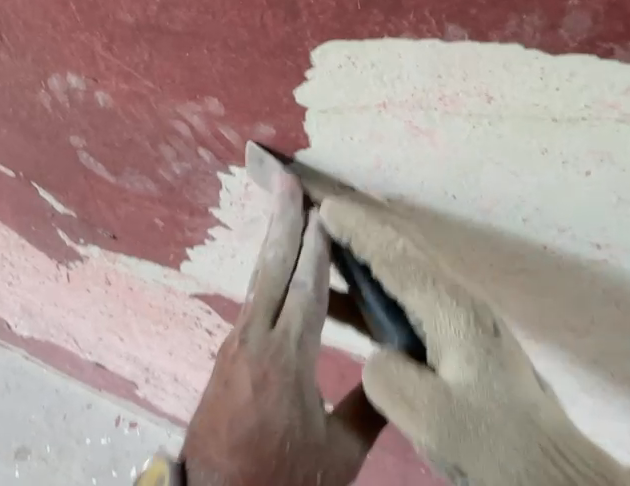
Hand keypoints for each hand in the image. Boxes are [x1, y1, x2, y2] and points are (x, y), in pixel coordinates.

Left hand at [180, 163, 384, 485]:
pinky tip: (278, 256)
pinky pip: (254, 295)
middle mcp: (256, 337)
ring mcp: (238, 339)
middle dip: (282, 219)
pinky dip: (268, 266)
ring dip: (273, 236)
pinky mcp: (231, 347)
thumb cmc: (281, 477)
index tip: (322, 205)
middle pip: (273, 266)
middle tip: (284, 174)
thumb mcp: (337, 456)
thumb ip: (368, 409)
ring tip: (283, 199)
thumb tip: (399, 367)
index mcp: (285, 359)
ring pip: (259, 276)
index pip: (306, 289)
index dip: (316, 246)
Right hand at [319, 195, 629, 485]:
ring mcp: (455, 319)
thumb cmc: (496, 442)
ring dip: (359, 253)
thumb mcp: (434, 418)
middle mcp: (454, 301)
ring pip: (398, 271)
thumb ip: (388, 377)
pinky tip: (337, 297)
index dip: (355, 229)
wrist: (552, 471)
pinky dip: (367, 286)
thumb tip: (373, 354)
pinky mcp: (452, 341)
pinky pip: (400, 298)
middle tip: (316, 207)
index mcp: (451, 309)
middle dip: (357, 224)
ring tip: (316, 242)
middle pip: (398, 247)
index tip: (321, 204)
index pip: (394, 255)